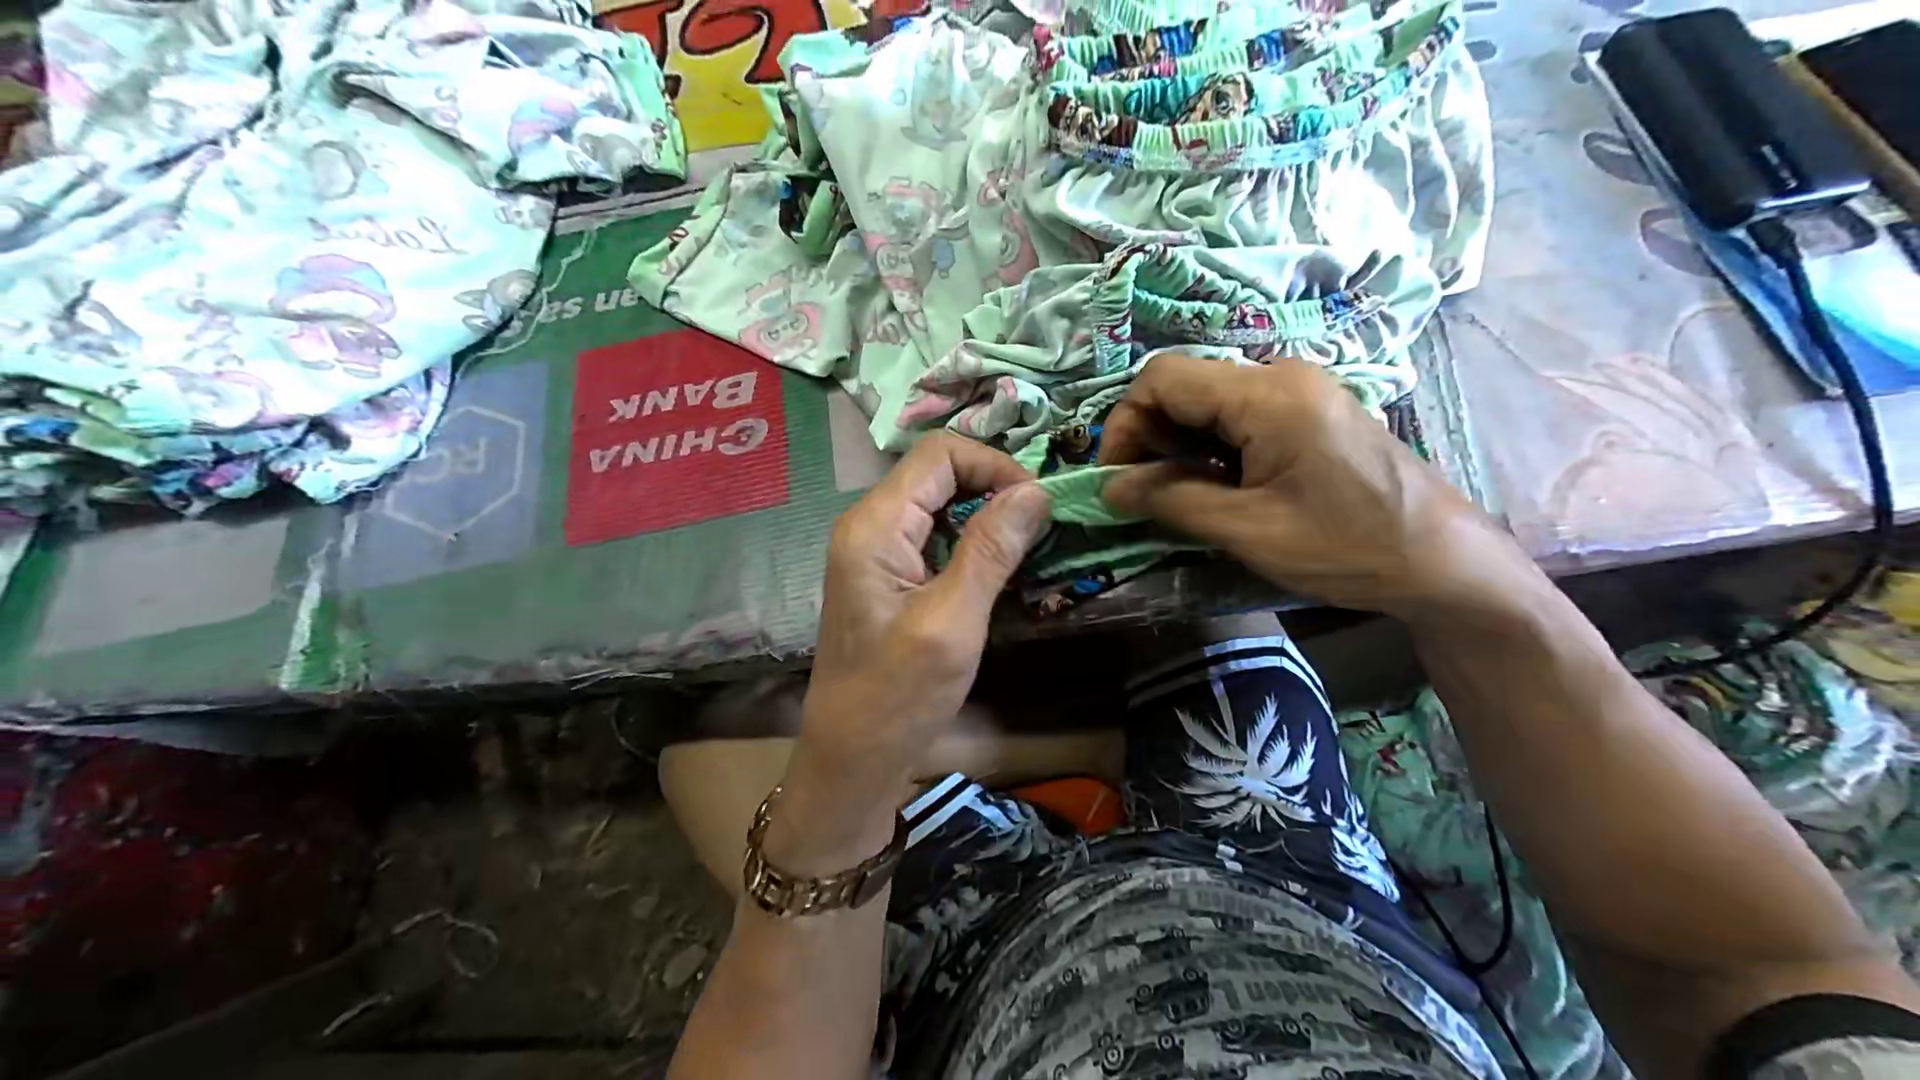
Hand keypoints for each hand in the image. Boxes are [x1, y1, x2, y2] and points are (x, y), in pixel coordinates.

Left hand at [771, 434, 1052, 871]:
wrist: (852, 758)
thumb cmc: (898, 696)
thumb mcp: (952, 622)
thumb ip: (991, 550)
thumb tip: (1036, 489)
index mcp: (875, 525)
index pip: (941, 454)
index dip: (995, 465)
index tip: (1037, 505)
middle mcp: (869, 525)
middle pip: (940, 473)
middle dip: (995, 489)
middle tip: (1041, 528)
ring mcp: (876, 551)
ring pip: (941, 504)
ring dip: (987, 517)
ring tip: (1028, 550)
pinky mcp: (889, 577)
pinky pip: (935, 537)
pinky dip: (972, 543)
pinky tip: (999, 572)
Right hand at [1099, 352, 1545, 622]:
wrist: (1444, 561)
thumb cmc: (1347, 547)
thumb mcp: (1247, 530)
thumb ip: (1170, 501)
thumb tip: (1109, 488)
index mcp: (1267, 394)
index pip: (1162, 379)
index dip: (1124, 424)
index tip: (1116, 478)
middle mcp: (1280, 376)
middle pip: (1183, 386)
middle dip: (1148, 437)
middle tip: (1142, 495)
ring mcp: (1298, 392)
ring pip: (1207, 403)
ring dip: (1178, 446)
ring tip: (1178, 497)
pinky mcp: (1307, 413)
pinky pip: (1237, 417)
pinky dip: (1210, 449)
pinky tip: (1216, 488)